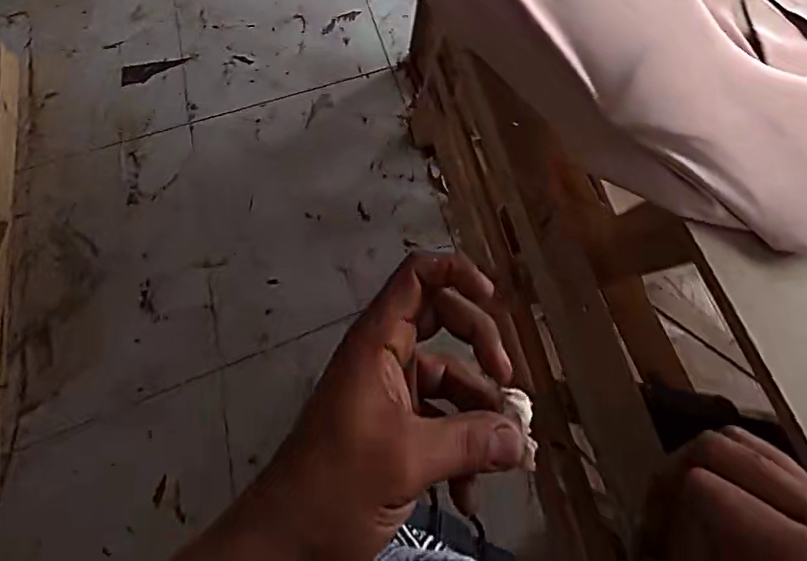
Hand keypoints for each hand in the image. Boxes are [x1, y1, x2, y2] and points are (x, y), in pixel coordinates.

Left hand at [179, 253, 526, 560]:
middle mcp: (385, 355)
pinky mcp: (396, 427)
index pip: (417, 276)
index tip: (490, 296)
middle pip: (443, 320)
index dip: (455, 272)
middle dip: (480, 345)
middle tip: (506, 379)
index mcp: (377, 340)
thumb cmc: (332, 486)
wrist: (288, 539)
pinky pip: (442, 419)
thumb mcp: (406, 460)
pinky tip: (469, 491)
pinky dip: (462, 447)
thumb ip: (468, 443)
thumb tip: (518, 437)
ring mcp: (391, 391)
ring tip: (501, 454)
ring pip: (449, 377)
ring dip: (478, 413)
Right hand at [640, 429, 806, 560]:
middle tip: (659, 526)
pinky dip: (738, 474)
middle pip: (717, 447)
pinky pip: (773, 462)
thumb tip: (649, 542)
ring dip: (704, 471)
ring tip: (688, 515)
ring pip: (744, 442)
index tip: (660, 553)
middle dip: (675, 483)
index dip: (669, 523)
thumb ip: (695, 556)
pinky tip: (727, 512)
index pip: (702, 486)